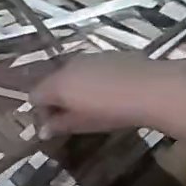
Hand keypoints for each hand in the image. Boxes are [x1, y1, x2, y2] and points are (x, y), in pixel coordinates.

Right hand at [32, 53, 185, 135]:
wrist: (151, 88)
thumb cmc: (110, 111)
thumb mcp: (81, 123)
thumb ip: (58, 125)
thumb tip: (42, 130)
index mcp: (57, 84)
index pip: (34, 96)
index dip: (40, 112)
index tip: (52, 126)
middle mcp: (68, 65)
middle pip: (51, 82)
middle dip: (56, 99)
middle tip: (69, 118)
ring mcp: (89, 57)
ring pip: (71, 73)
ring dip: (73, 89)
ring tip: (90, 106)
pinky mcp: (108, 54)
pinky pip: (90, 68)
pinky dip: (90, 80)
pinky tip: (107, 93)